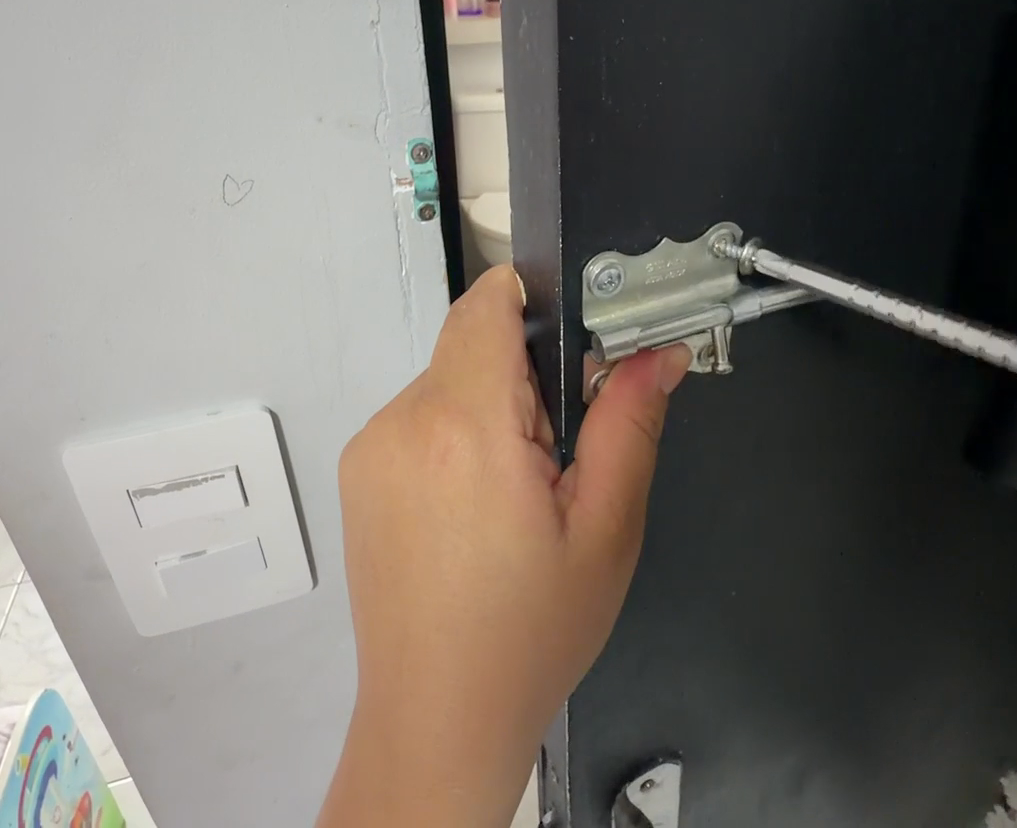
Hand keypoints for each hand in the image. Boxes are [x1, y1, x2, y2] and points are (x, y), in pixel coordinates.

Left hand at [317, 266, 690, 827]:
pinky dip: (455, 435)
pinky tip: (474, 507)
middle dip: (523, 376)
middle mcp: (403, 422)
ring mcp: (370, 448)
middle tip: (556, 454)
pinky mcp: (358, 473)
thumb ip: (631, 422)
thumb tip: (658, 352)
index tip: (572, 351)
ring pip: (447, 381)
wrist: (438, 714)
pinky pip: (418, 418)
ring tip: (515, 493)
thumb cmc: (530, 631)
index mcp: (467, 426)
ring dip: (489, 408)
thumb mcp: (606, 527)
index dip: (533, 302)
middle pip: (471, 344)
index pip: (487, 303)